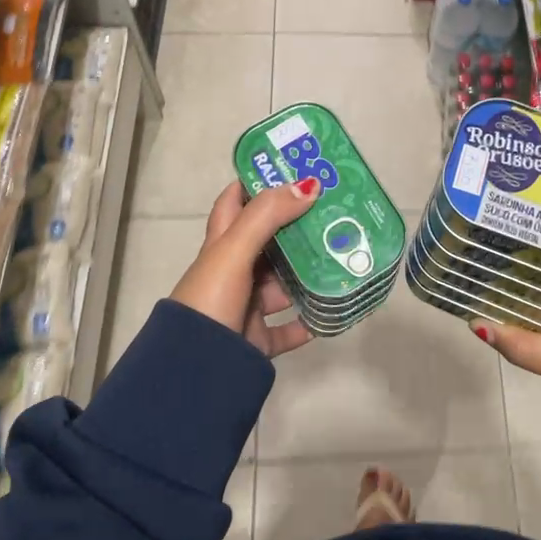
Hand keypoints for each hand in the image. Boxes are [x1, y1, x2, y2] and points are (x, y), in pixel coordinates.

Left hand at [170, 179, 321, 358]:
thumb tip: (309, 185)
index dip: (257, 182)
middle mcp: (233, 272)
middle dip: (299, 225)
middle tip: (337, 210)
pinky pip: (292, 326)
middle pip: (268, 241)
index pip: (234, 202)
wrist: (195, 371)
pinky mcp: (259, 339)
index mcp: (220, 246)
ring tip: (345, 255)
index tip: (293, 167)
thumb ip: (268, 217)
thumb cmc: (210, 300)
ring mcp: (246, 307)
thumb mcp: (233, 251)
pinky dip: (312, 319)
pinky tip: (336, 306)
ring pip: (284, 283)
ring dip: (311, 271)